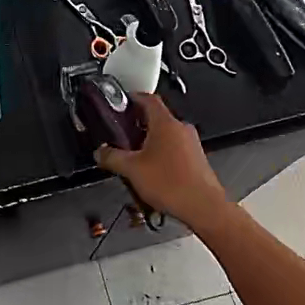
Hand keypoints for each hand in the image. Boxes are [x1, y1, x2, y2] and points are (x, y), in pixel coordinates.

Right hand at [94, 94, 232, 229]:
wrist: (203, 206)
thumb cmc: (174, 185)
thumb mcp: (131, 170)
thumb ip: (112, 157)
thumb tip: (102, 153)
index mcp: (166, 123)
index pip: (148, 99)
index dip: (132, 98)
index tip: (122, 102)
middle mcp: (181, 129)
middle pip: (156, 118)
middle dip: (137, 126)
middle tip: (121, 135)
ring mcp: (191, 144)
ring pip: (166, 136)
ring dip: (149, 143)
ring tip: (134, 159)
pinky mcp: (196, 160)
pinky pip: (175, 150)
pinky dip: (161, 156)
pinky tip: (152, 173)